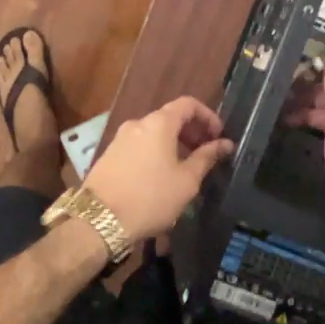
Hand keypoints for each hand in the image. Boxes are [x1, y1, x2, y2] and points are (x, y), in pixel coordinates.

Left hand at [85, 97, 235, 239]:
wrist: (99, 219)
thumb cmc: (150, 198)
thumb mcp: (186, 181)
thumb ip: (207, 157)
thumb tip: (225, 143)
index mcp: (159, 123)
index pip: (188, 104)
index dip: (208, 116)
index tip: (219, 136)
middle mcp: (138, 123)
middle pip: (170, 116)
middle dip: (192, 131)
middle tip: (206, 153)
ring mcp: (120, 138)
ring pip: (154, 132)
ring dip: (174, 142)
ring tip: (185, 167)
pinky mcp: (109, 154)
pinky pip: (140, 144)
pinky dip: (156, 150)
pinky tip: (161, 174)